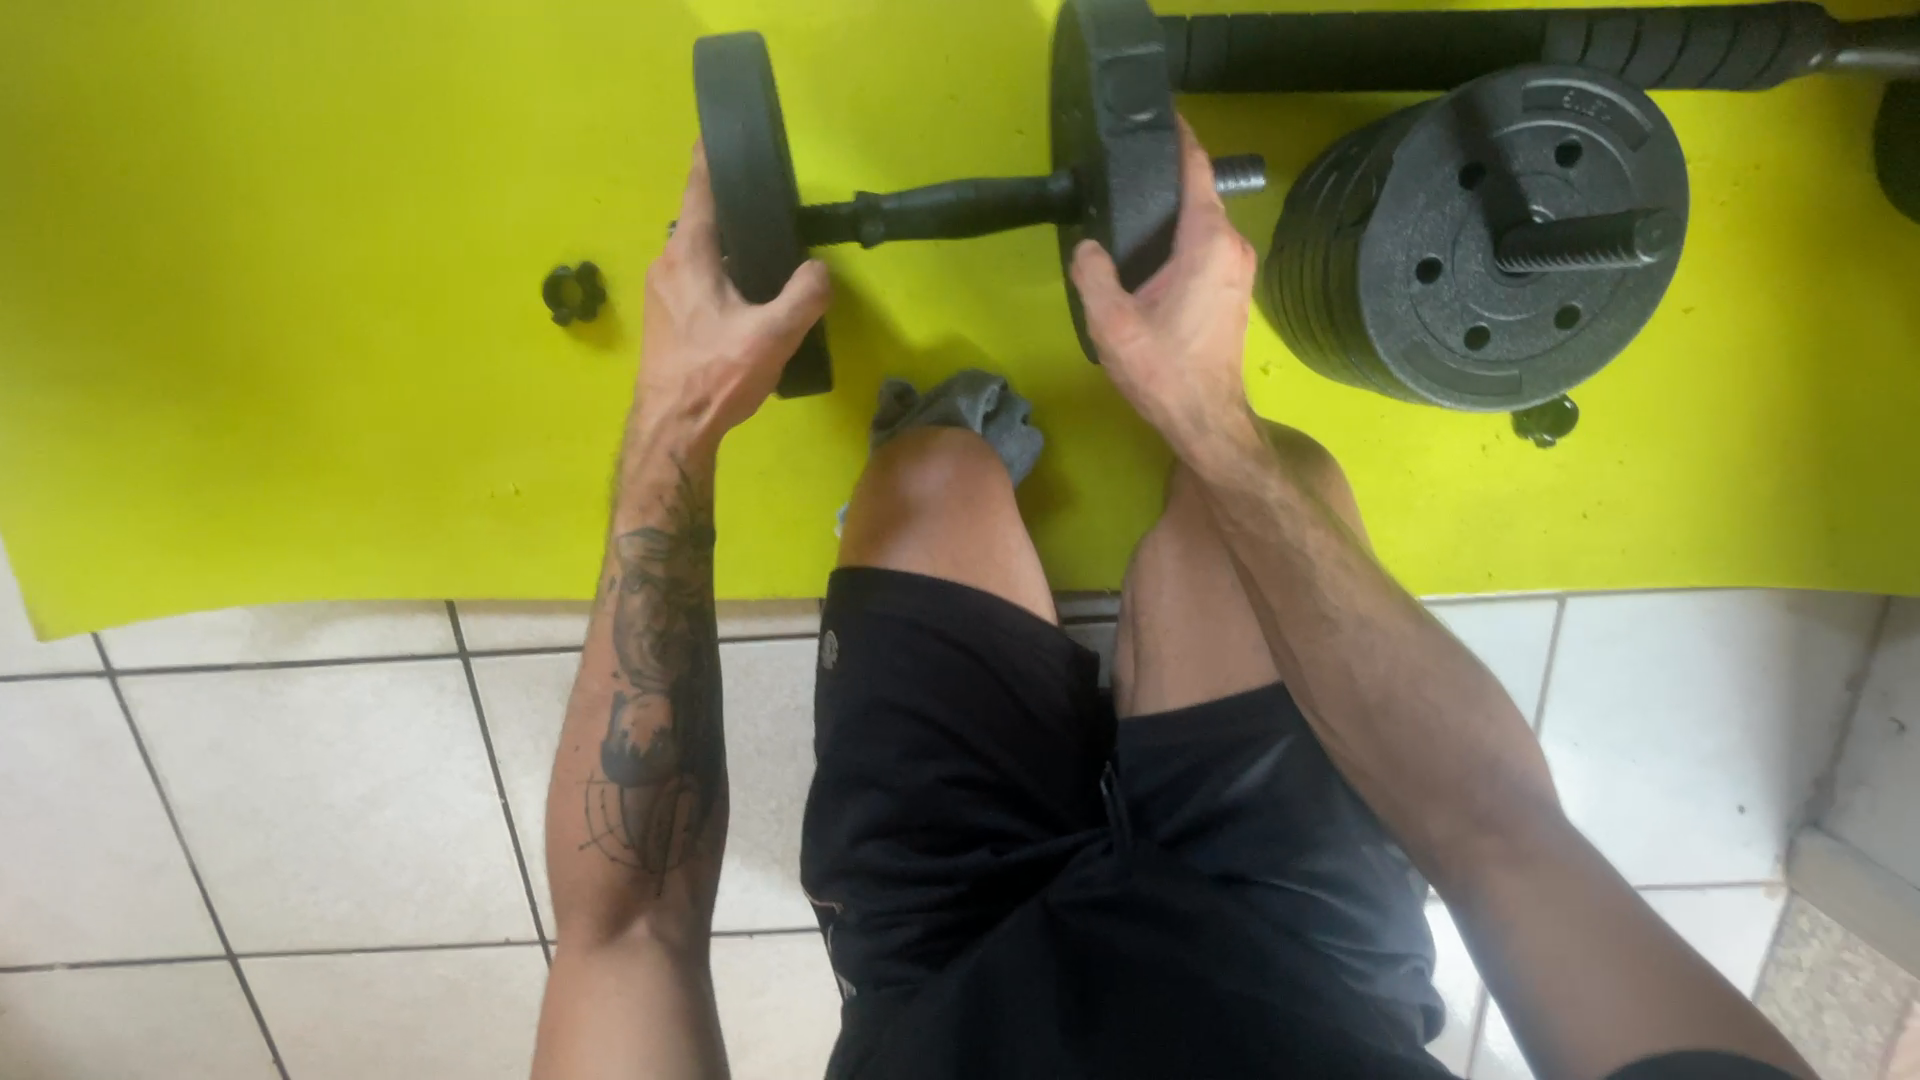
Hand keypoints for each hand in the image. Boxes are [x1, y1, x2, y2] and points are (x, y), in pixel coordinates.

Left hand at [635, 143, 831, 445]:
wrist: (674, 427)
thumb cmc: (717, 373)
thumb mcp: (774, 335)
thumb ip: (804, 296)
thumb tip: (820, 272)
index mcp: (688, 253)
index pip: (699, 188)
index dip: (711, 159)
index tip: (720, 137)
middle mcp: (666, 264)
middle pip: (702, 225)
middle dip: (731, 218)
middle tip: (769, 219)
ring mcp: (661, 294)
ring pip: (698, 258)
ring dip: (727, 256)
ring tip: (763, 266)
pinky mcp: (663, 321)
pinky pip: (693, 284)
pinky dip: (717, 281)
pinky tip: (742, 307)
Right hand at [1069, 118, 1261, 462]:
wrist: (1204, 419)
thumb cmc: (1162, 371)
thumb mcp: (1111, 323)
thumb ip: (1093, 275)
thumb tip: (1088, 249)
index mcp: (1208, 242)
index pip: (1196, 169)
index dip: (1178, 138)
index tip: (1157, 118)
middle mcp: (1233, 247)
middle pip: (1200, 196)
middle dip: (1167, 182)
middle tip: (1124, 178)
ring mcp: (1239, 272)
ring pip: (1204, 227)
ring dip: (1173, 219)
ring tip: (1132, 218)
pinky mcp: (1234, 294)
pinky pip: (1207, 251)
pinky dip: (1183, 245)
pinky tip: (1153, 261)